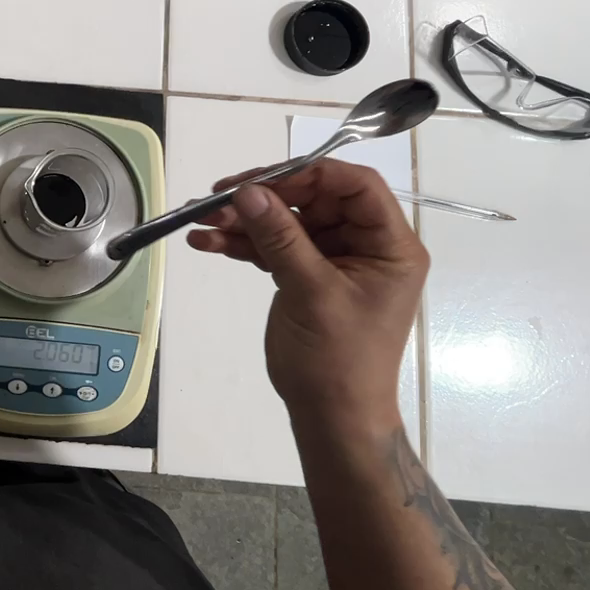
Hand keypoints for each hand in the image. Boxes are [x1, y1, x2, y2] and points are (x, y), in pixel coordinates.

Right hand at [186, 159, 427, 439]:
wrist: (329, 413)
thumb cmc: (338, 357)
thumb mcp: (311, 292)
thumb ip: (280, 238)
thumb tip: (246, 192)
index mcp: (388, 245)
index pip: (356, 187)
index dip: (311, 175)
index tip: (262, 181)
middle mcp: (362, 245)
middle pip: (312, 199)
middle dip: (264, 198)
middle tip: (219, 198)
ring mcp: (330, 259)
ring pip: (284, 221)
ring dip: (242, 220)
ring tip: (201, 220)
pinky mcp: (301, 274)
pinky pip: (269, 245)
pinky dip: (238, 243)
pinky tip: (204, 242)